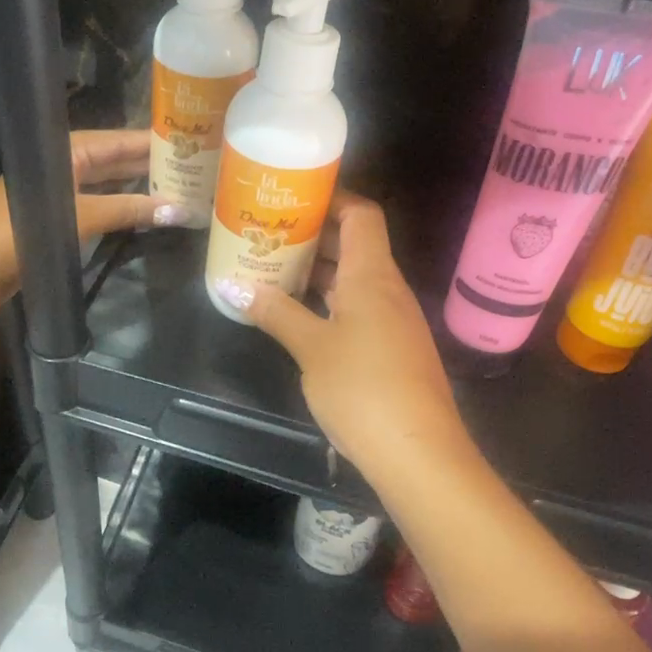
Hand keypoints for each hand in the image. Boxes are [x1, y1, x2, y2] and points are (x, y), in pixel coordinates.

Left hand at [0, 129, 187, 303]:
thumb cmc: (25, 232)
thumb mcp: (81, 217)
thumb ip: (129, 210)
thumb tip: (180, 210)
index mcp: (64, 151)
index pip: (117, 140)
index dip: (151, 141)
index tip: (188, 142)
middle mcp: (61, 163)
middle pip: (113, 159)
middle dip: (148, 164)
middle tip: (191, 166)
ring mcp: (56, 190)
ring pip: (106, 182)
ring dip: (136, 186)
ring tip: (176, 187)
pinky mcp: (54, 215)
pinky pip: (97, 202)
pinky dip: (120, 205)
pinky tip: (144, 210)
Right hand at [215, 193, 468, 471]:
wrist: (420, 454)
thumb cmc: (363, 389)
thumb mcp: (310, 348)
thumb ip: (274, 312)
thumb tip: (232, 286)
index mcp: (372, 275)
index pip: (361, 213)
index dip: (331, 198)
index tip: (291, 199)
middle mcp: (388, 289)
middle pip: (355, 244)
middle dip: (313, 236)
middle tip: (267, 234)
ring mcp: (395, 321)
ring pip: (355, 280)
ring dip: (318, 272)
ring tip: (273, 269)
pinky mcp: (394, 349)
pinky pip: (360, 308)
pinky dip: (330, 302)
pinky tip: (298, 315)